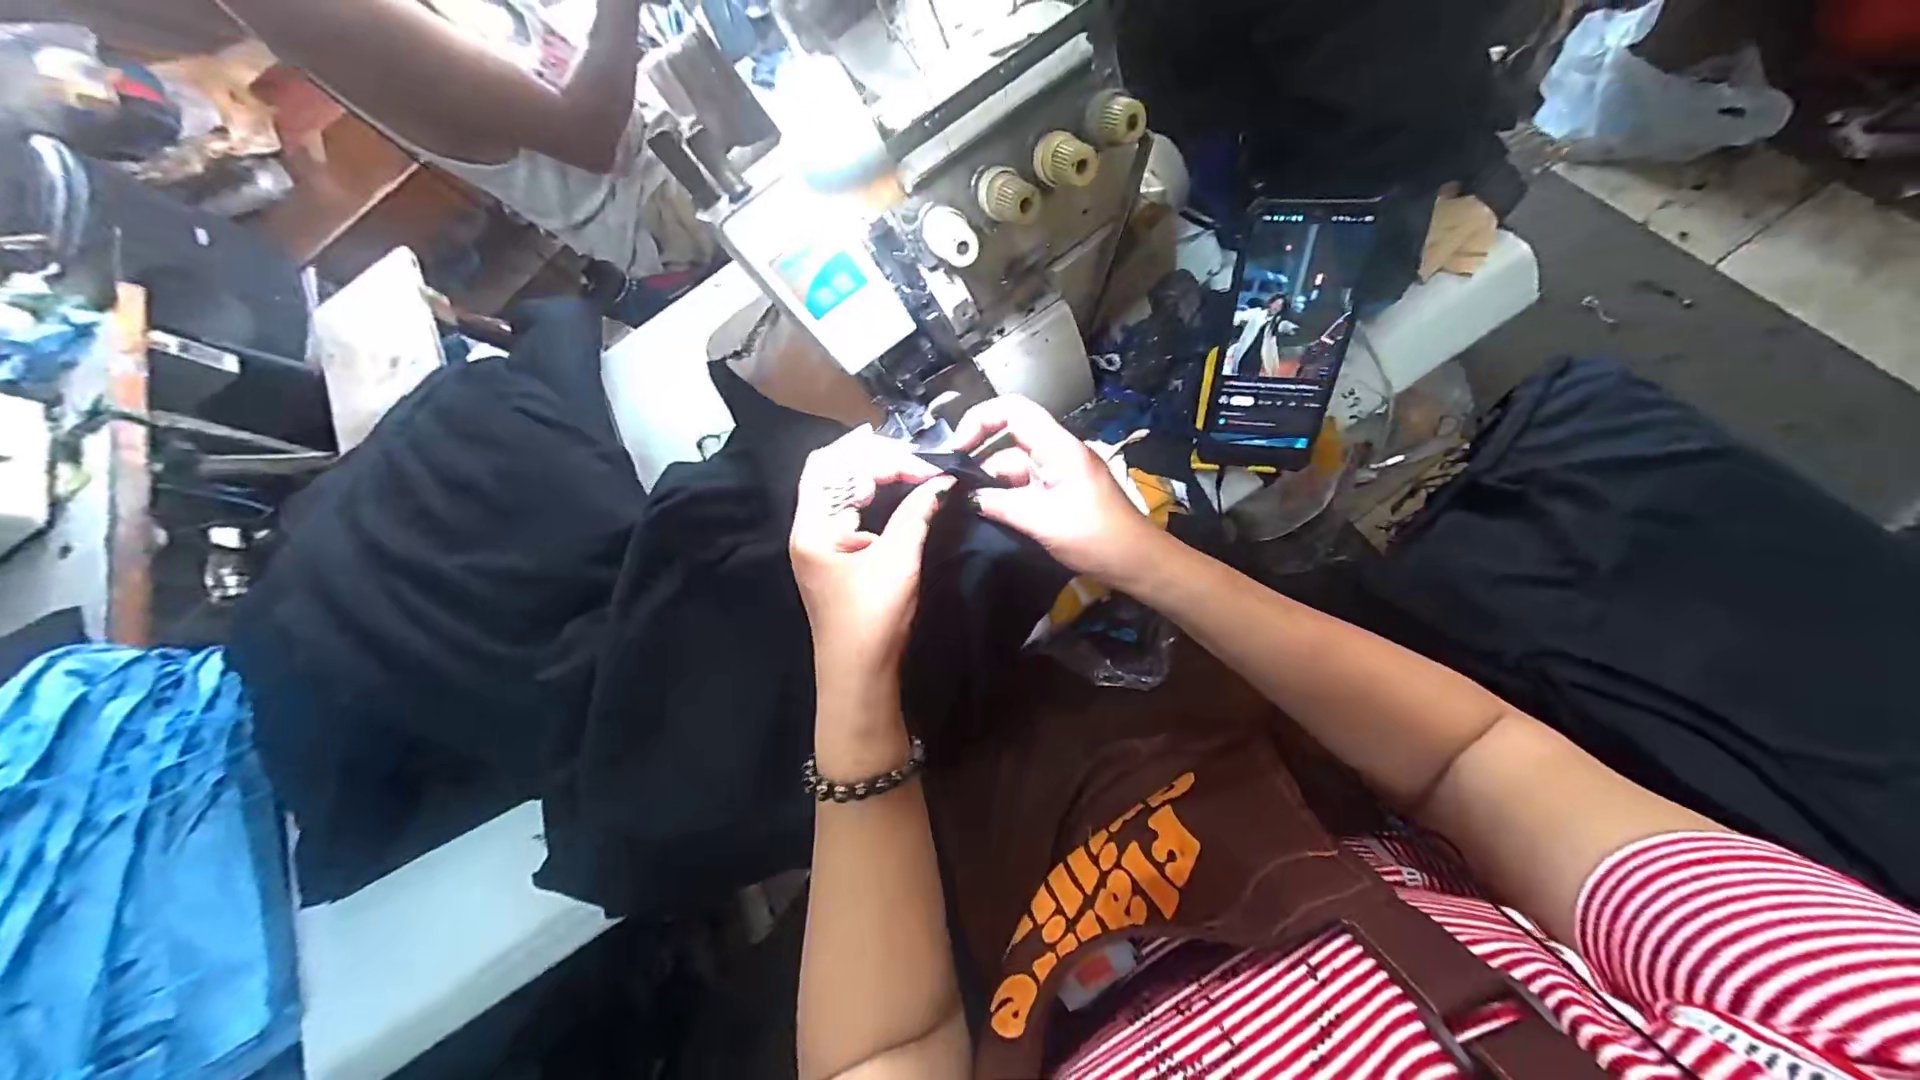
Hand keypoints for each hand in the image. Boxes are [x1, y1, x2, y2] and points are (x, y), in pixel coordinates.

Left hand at [791, 429, 953, 694]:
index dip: (878, 456)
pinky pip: (851, 510)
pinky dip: (876, 496)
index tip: (922, 469)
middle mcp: (810, 528)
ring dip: (876, 475)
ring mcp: (822, 541)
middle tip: (918, 465)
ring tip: (912, 470)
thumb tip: (943, 480)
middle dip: (876, 459)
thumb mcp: (898, 561)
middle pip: (834, 470)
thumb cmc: (873, 620)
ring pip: (843, 488)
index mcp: (812, 527)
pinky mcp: (838, 554)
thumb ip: (918, 513)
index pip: (834, 465)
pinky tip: (899, 493)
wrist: (860, 676)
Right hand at [945, 396, 1165, 586]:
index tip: (957, 449)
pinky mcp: (1061, 491)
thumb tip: (965, 497)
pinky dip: (1006, 495)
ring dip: (991, 483)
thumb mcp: (1041, 521)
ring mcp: (1060, 471)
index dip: (979, 420)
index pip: (1012, 410)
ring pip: (1014, 465)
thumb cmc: (1096, 538)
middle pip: (1008, 438)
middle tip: (953, 486)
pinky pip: (1025, 484)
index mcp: (1058, 447)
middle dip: (979, 458)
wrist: (1138, 563)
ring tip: (966, 505)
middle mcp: (1058, 452)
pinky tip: (989, 513)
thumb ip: (999, 505)